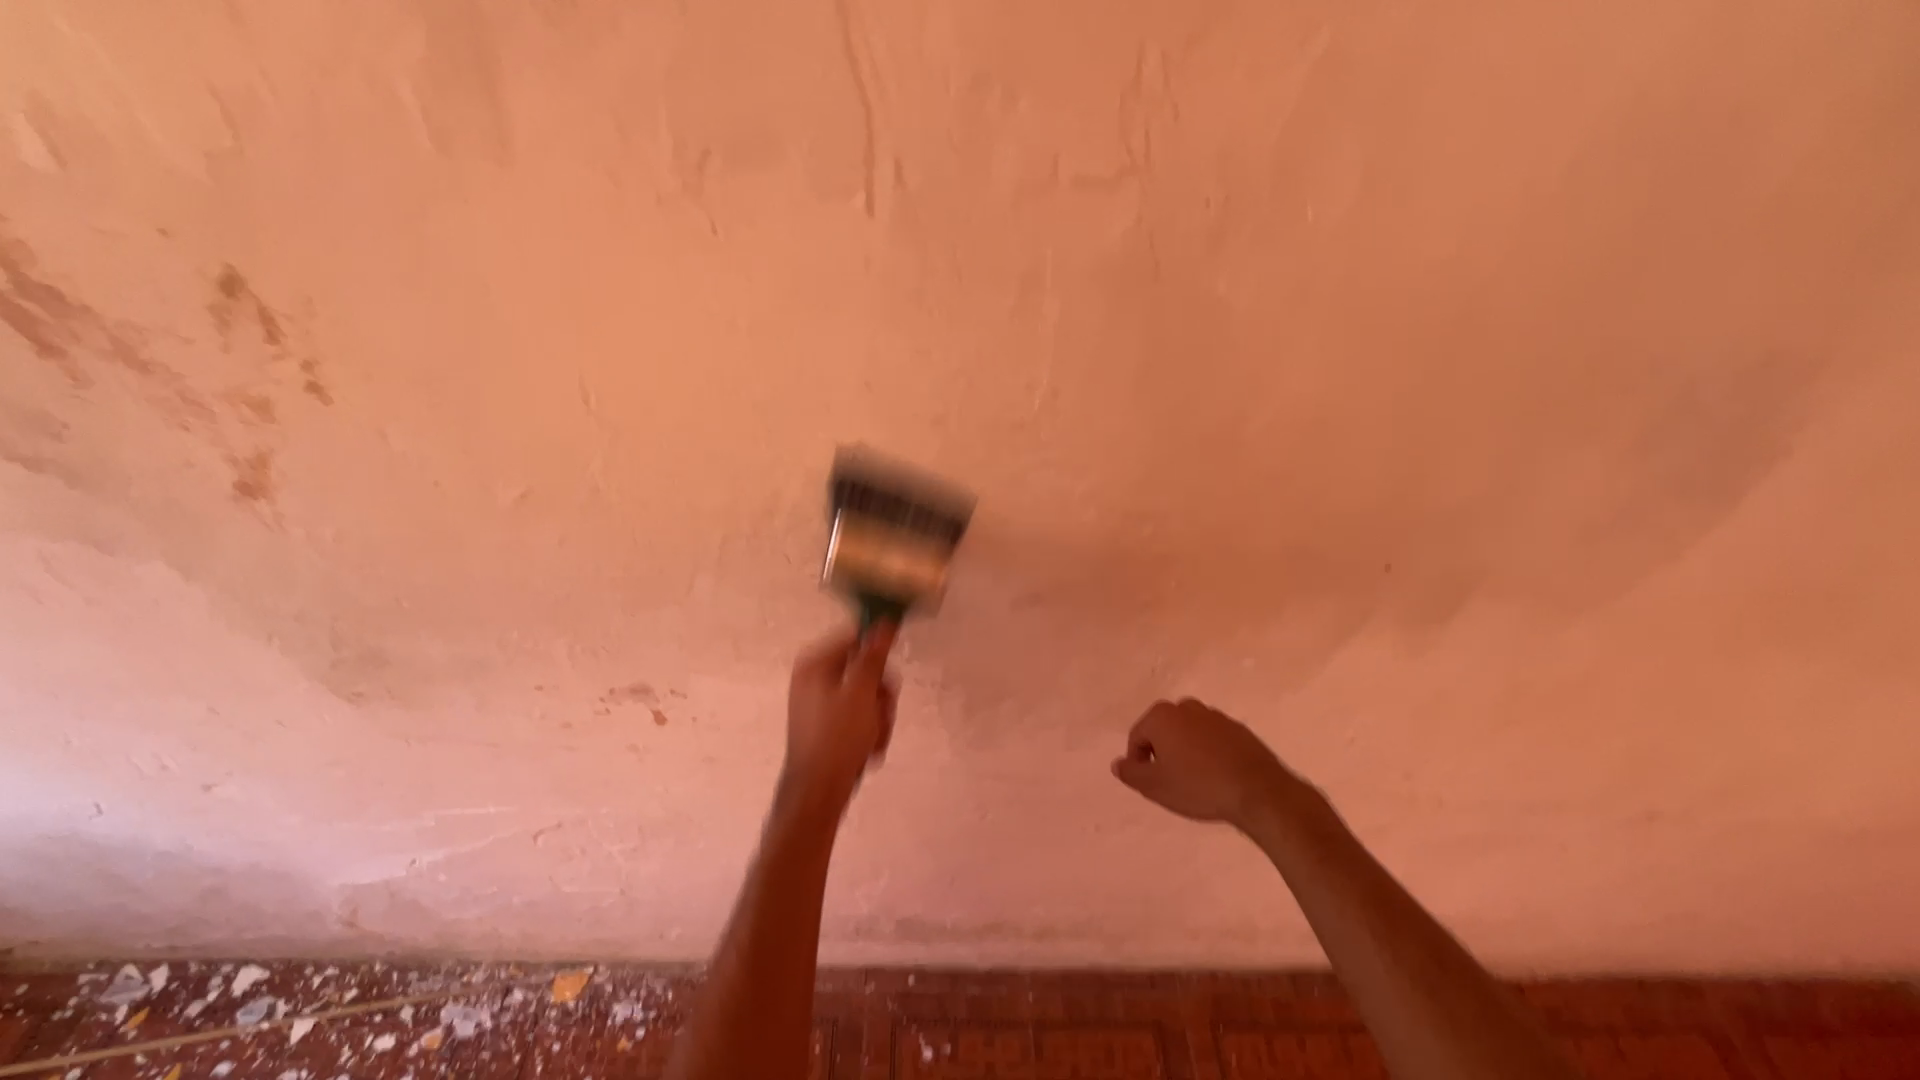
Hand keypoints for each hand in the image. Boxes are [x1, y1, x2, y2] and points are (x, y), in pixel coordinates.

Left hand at [783, 623, 899, 806]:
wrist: (818, 791)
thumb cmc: (839, 737)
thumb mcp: (861, 692)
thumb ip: (874, 656)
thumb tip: (884, 621)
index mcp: (815, 663)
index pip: (856, 638)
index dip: (879, 652)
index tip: (892, 674)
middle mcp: (814, 678)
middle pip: (865, 670)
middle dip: (881, 696)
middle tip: (882, 714)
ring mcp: (819, 704)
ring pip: (867, 696)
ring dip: (879, 717)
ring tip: (875, 739)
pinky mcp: (827, 726)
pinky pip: (858, 716)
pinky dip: (869, 731)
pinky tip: (869, 749)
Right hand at [1112, 698, 1308, 829]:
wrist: (1257, 791)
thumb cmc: (1197, 786)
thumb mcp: (1155, 786)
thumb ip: (1131, 773)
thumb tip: (1118, 763)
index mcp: (1162, 716)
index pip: (1138, 737)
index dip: (1139, 762)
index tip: (1150, 784)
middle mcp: (1188, 708)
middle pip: (1164, 731)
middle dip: (1163, 753)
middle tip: (1170, 781)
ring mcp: (1216, 717)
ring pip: (1189, 734)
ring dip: (1186, 752)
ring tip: (1195, 781)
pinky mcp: (1240, 730)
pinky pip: (1213, 740)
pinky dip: (1209, 754)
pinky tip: (1217, 777)